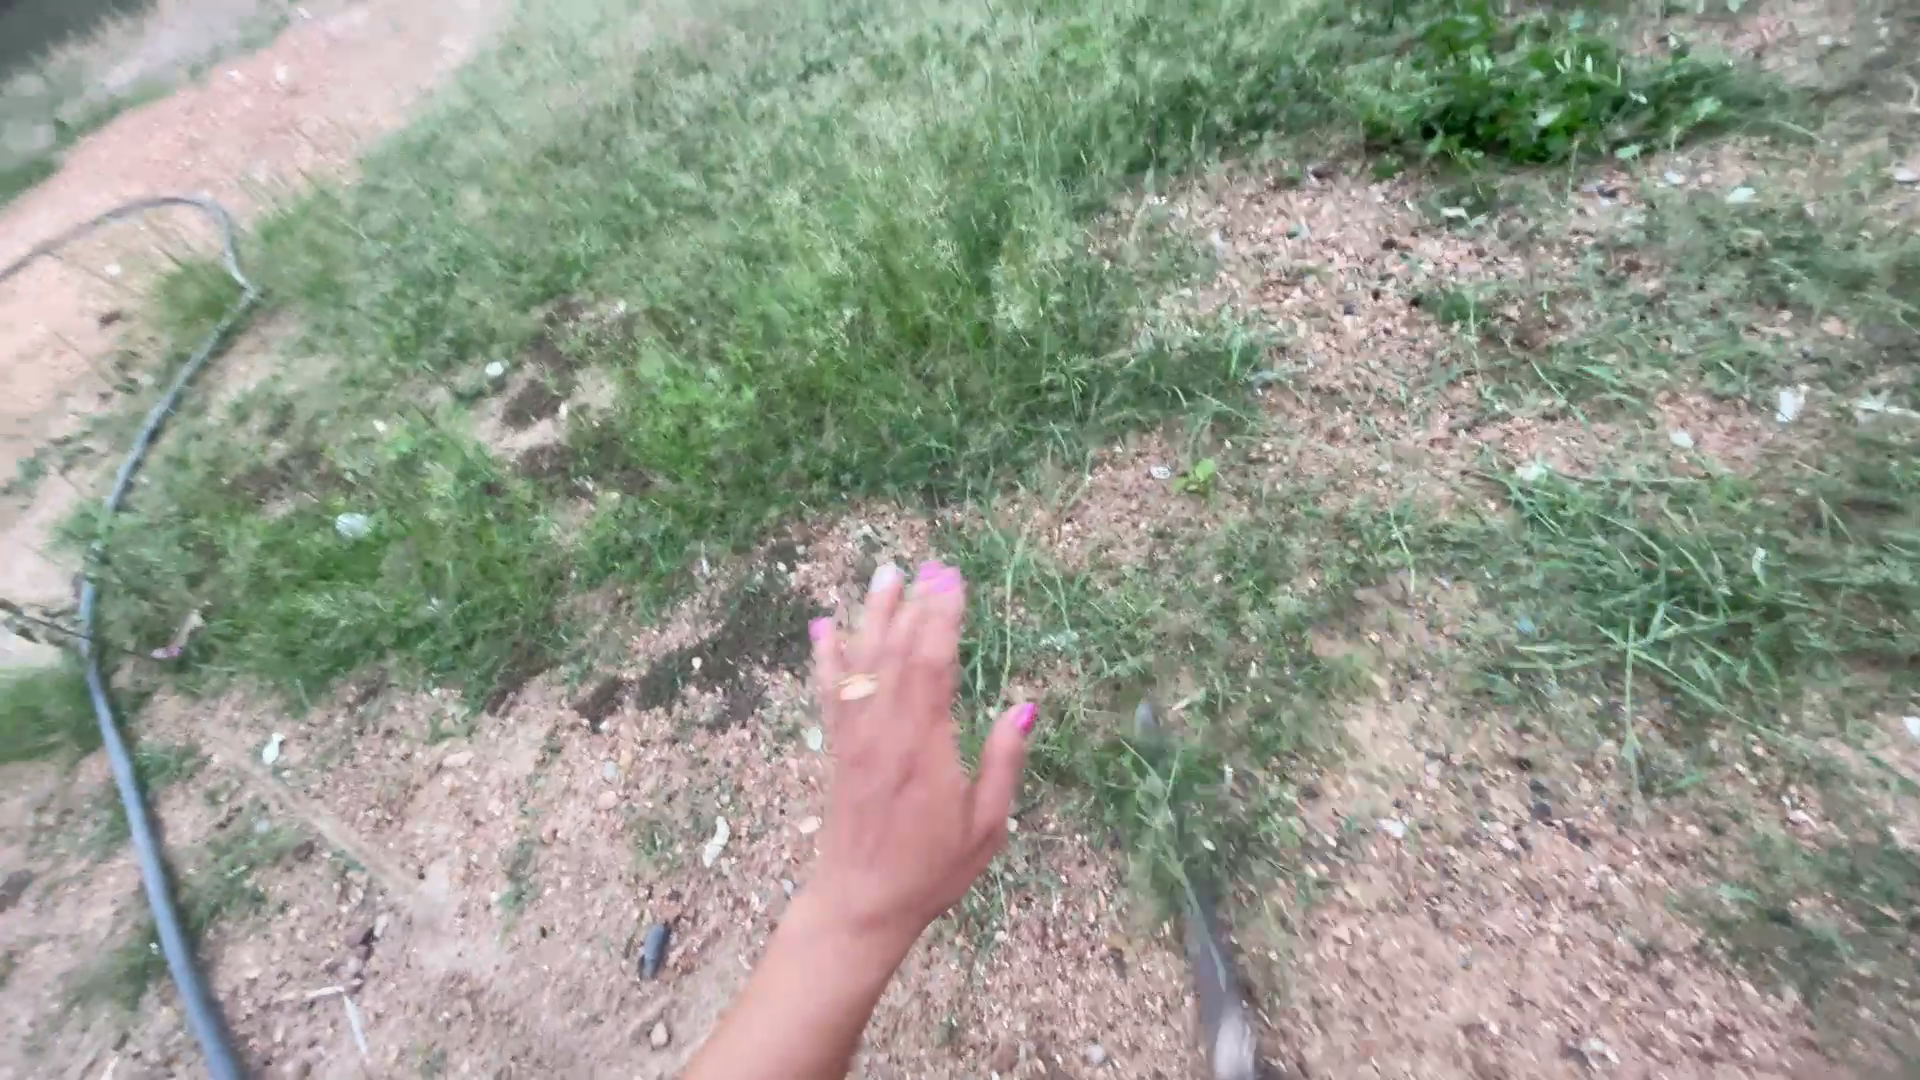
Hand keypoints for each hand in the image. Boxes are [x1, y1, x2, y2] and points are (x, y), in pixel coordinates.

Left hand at [804, 559, 1034, 958]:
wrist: (860, 903)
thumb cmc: (931, 868)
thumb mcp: (986, 825)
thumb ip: (1004, 761)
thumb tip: (1027, 703)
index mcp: (926, 745)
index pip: (933, 664)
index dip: (943, 617)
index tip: (953, 580)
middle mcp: (885, 729)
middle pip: (899, 651)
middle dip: (916, 602)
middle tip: (930, 563)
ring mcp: (855, 735)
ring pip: (862, 661)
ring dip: (873, 613)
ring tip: (884, 573)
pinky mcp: (837, 746)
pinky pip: (829, 691)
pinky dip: (826, 656)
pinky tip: (824, 626)